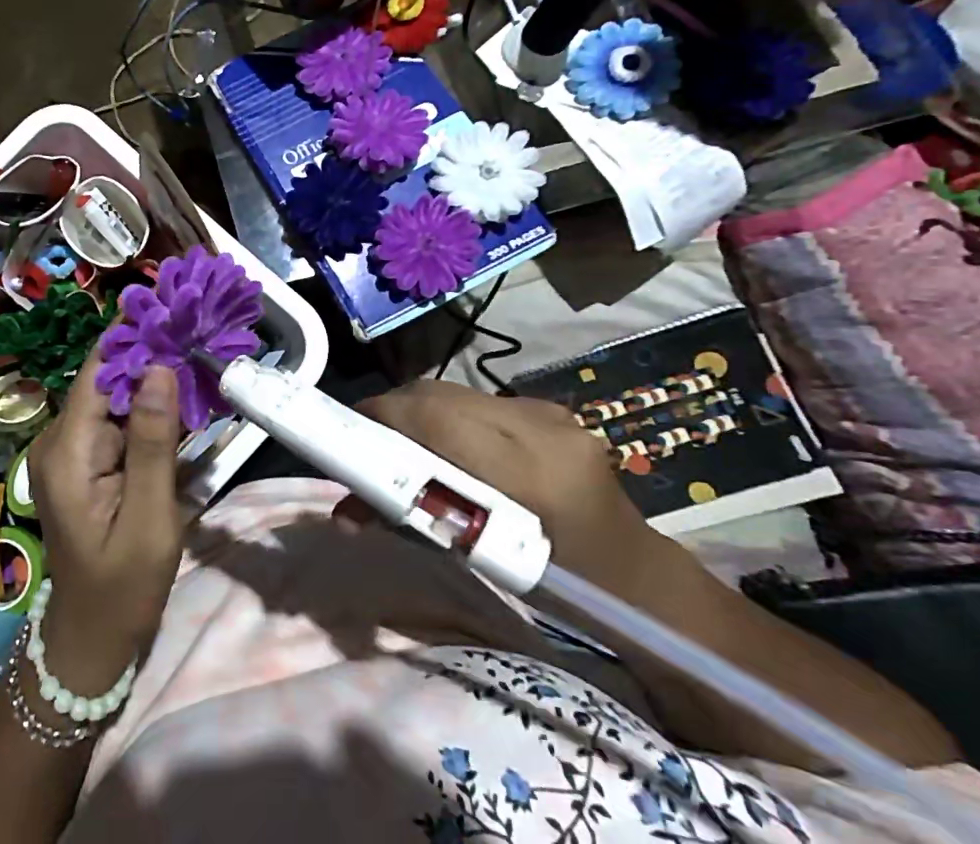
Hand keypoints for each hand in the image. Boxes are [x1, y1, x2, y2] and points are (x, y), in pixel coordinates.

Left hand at [26, 347, 182, 692]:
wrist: (94, 638)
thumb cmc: (123, 585)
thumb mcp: (149, 515)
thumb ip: (152, 442)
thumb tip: (159, 369)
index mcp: (67, 453)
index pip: (96, 373)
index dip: (133, 337)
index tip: (175, 309)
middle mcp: (62, 443)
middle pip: (106, 381)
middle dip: (151, 354)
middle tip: (201, 330)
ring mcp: (75, 455)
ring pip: (116, 400)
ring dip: (155, 380)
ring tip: (202, 352)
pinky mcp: (90, 467)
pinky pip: (120, 425)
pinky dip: (152, 410)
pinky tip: (188, 398)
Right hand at [353, 381, 671, 588]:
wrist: (635, 572)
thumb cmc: (562, 586)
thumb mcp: (483, 562)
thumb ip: (413, 525)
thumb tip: (344, 514)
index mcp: (531, 471)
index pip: (438, 418)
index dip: (386, 415)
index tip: (347, 430)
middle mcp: (542, 427)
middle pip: (441, 396)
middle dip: (392, 411)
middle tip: (363, 440)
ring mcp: (550, 413)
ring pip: (457, 394)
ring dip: (417, 412)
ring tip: (396, 443)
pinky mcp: (551, 410)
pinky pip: (479, 403)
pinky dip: (445, 418)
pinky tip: (441, 445)